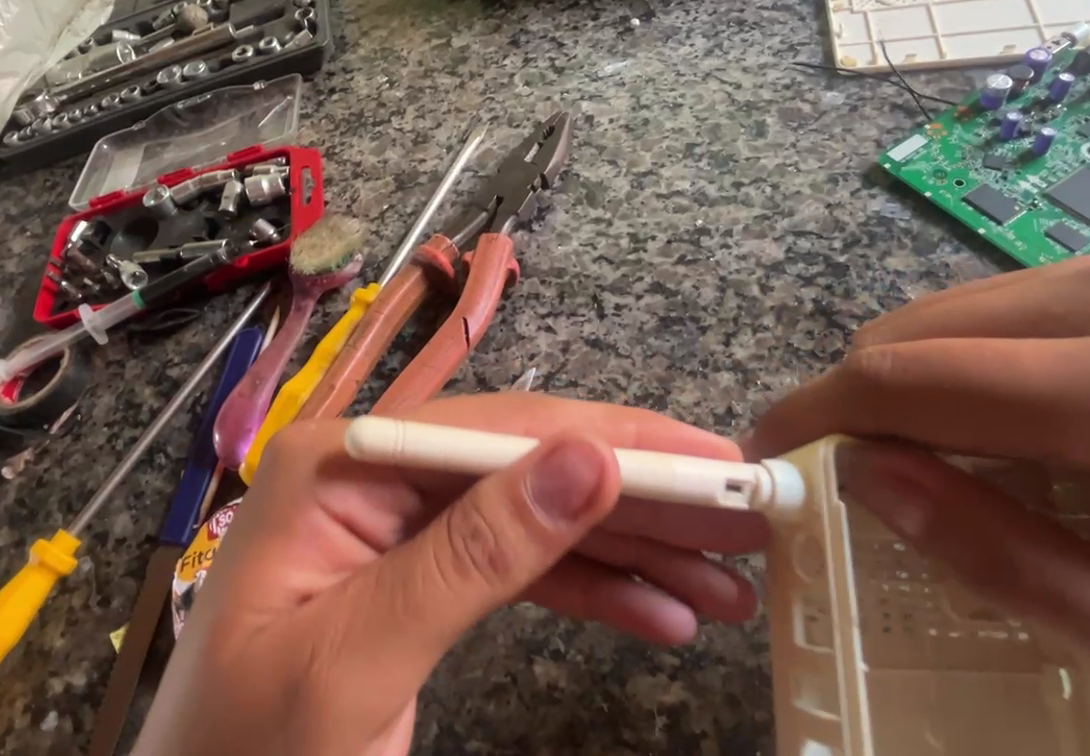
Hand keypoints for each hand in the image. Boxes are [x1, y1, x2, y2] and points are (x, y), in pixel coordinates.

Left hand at [133, 393, 766, 755]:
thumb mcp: (361, 658)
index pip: (501, 430)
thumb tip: (591, 457)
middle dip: (640, 495)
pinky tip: (662, 615)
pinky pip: (519, 570)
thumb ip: (475, 553)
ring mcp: (399, 527)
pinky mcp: (420, 579)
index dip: (616, 442)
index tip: (715, 462)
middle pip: (530, 465)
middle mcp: (375, 474)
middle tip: (745, 520)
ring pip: (536, 518)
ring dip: (631, 548)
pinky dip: (593, 591)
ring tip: (729, 581)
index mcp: (343, 462)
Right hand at [746, 254, 1089, 714]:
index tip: (767, 451)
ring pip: (927, 317)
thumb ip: (1006, 563)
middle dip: (853, 404)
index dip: (822, 412)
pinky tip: (974, 420)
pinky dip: (937, 366)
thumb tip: (864, 475)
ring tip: (922, 457)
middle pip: (909, 337)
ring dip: (895, 386)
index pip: (919, 381)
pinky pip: (967, 312)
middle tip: (853, 476)